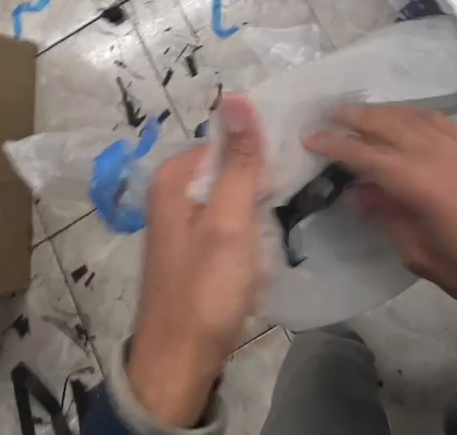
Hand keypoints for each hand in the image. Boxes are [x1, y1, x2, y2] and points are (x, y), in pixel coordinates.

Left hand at [125, 95, 265, 425]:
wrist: (179, 362)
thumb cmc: (205, 288)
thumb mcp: (230, 220)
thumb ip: (239, 159)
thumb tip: (237, 95)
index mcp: (174, 176)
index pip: (228, 140)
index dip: (259, 159)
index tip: (284, 181)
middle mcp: (172, 190)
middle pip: (232, 168)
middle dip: (257, 193)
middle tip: (269, 224)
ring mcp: (182, 219)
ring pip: (235, 199)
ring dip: (255, 221)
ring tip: (262, 249)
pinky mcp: (193, 245)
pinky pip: (229, 225)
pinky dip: (246, 240)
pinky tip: (253, 264)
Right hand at [304, 105, 456, 308]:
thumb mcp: (420, 254)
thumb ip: (387, 216)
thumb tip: (357, 192)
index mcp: (417, 182)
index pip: (365, 154)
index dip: (335, 144)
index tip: (310, 136)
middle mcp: (435, 153)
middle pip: (386, 124)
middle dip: (354, 117)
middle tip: (329, 113)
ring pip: (413, 116)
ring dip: (383, 111)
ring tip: (362, 112)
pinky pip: (439, 120)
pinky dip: (415, 114)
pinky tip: (406, 118)